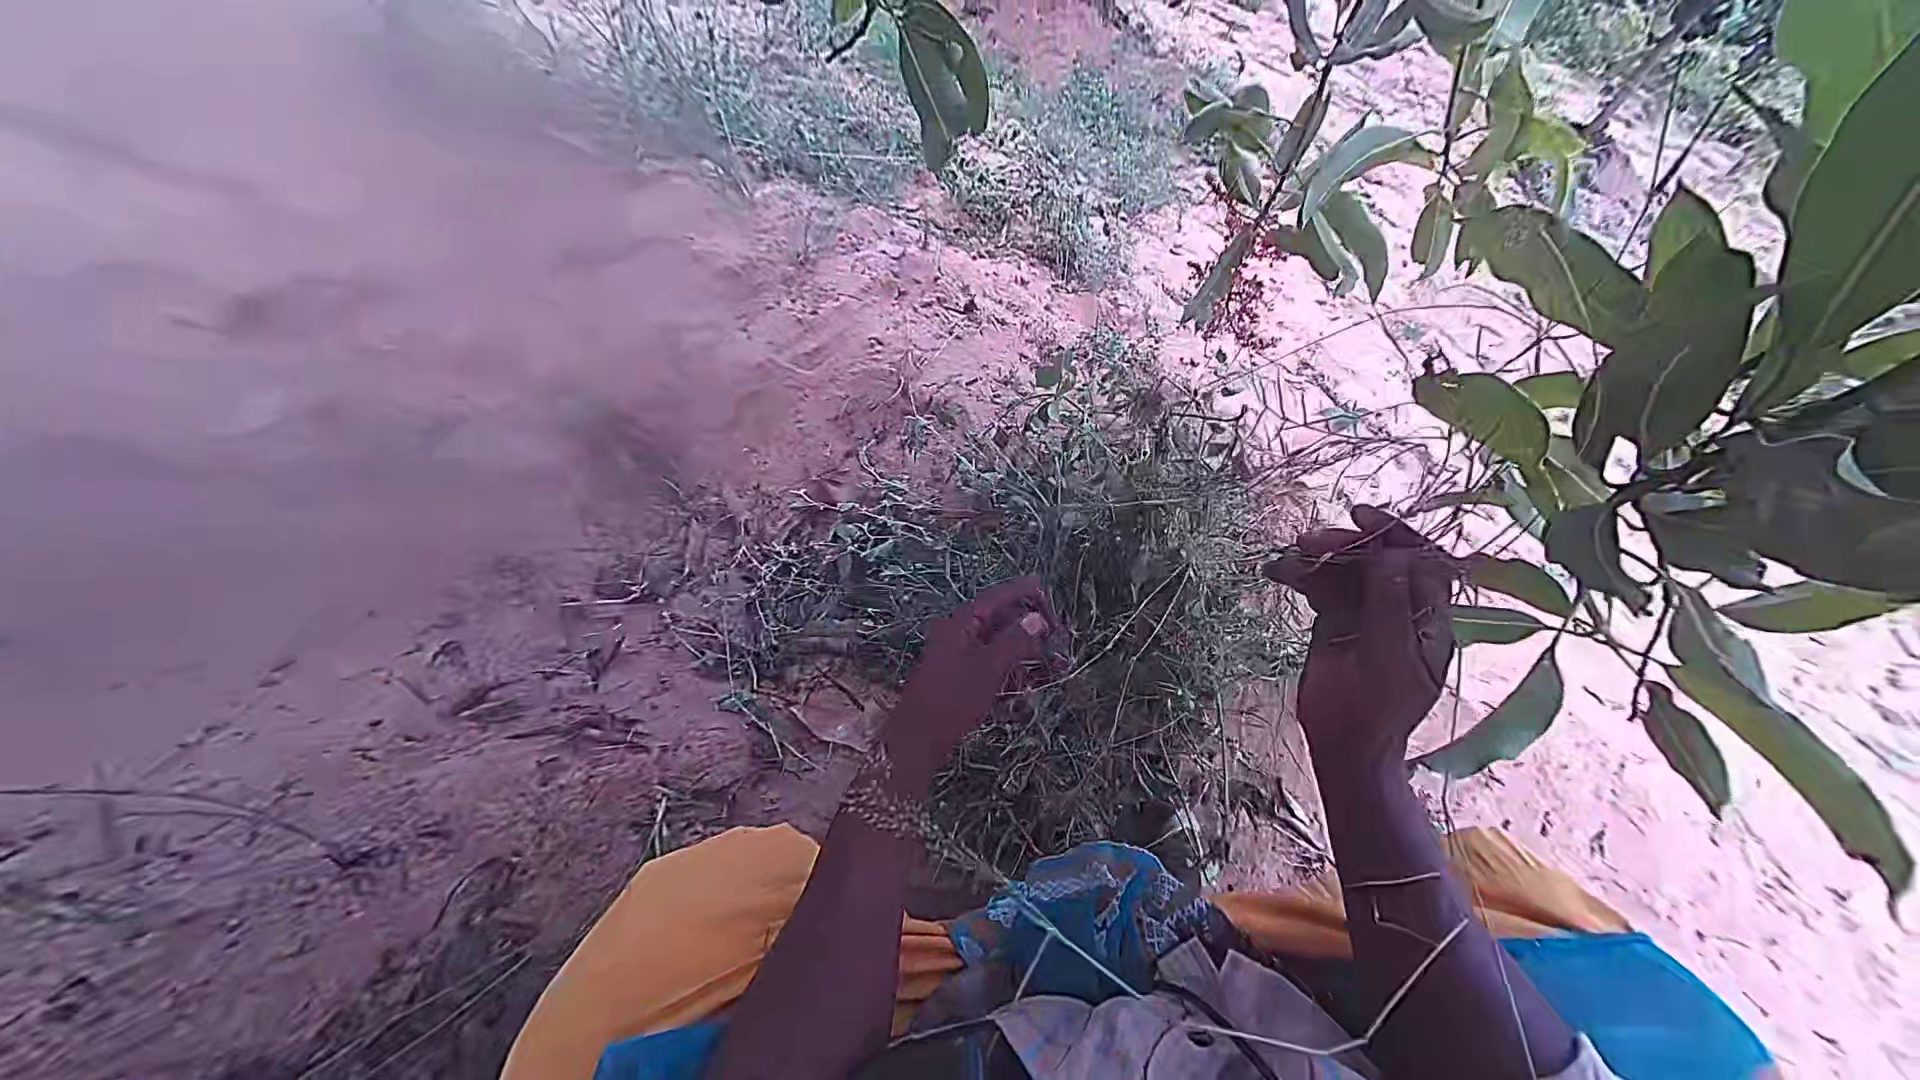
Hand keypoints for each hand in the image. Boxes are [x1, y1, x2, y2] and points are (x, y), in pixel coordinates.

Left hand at [882, 578, 1056, 790]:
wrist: (919, 739)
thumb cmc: (951, 699)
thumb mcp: (988, 667)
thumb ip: (1013, 641)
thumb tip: (1035, 620)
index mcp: (959, 624)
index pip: (994, 598)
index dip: (1020, 592)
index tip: (1042, 587)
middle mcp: (957, 634)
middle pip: (997, 620)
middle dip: (1026, 627)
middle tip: (1053, 634)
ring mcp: (957, 656)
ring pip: (996, 644)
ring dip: (1021, 652)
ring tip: (1048, 663)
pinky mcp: (959, 677)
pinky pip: (989, 664)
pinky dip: (1008, 669)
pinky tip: (1025, 682)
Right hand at [1264, 507, 1457, 774]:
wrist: (1344, 741)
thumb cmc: (1378, 707)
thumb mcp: (1390, 656)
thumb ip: (1392, 604)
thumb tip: (1391, 555)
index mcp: (1428, 616)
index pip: (1419, 560)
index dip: (1394, 533)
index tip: (1360, 515)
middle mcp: (1398, 607)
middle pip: (1376, 560)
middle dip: (1345, 545)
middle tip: (1308, 541)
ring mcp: (1364, 613)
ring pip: (1343, 571)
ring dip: (1316, 559)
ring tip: (1287, 559)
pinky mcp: (1333, 621)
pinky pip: (1319, 588)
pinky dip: (1299, 576)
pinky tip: (1277, 572)